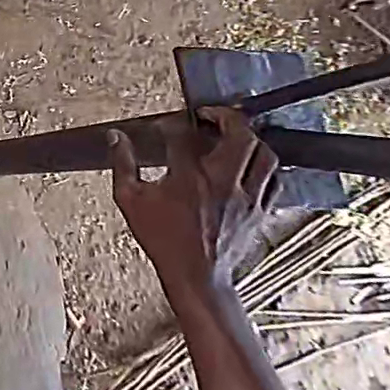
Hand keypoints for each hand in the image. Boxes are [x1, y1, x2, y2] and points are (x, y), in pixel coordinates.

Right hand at [109, 107, 279, 300]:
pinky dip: (262, 165)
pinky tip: (246, 163)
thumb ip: (122, 163)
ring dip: (250, 138)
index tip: (162, 126)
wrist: (196, 275)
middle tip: (210, 114)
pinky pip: (274, 180)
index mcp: (188, 179)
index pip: (182, 135)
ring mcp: (247, 198)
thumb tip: (116, 137)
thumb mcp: (128, 198)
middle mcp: (223, 184)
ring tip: (232, 133)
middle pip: (240, 136)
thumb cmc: (162, 238)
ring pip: (265, 155)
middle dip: (226, 117)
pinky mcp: (260, 211)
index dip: (170, 124)